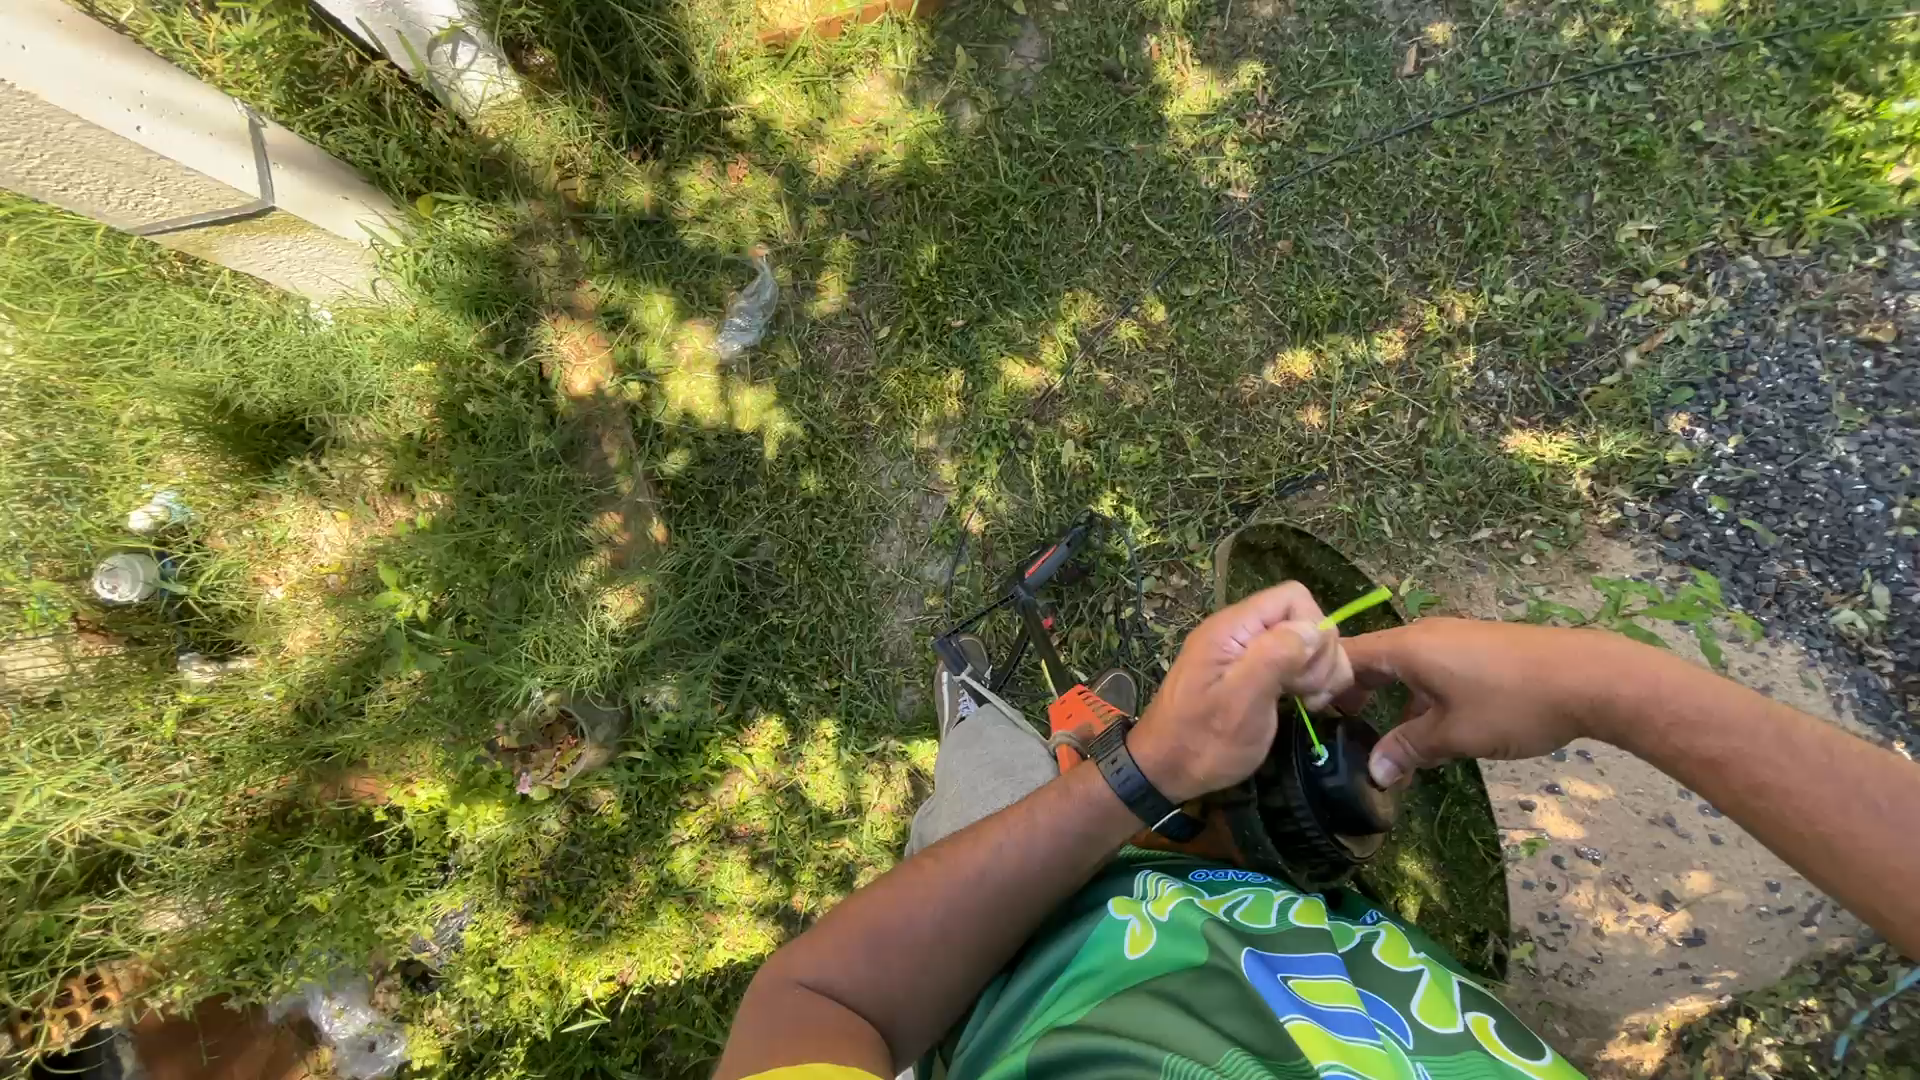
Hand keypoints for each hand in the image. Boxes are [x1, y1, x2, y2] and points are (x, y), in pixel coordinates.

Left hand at [1128, 583, 1354, 802]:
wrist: (1166, 769)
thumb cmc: (1202, 740)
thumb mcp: (1240, 701)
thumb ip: (1275, 657)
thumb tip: (1313, 629)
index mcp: (1231, 628)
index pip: (1293, 598)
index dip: (1314, 632)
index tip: (1306, 674)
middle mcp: (1238, 631)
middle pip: (1302, 618)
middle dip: (1319, 655)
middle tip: (1306, 694)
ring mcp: (1244, 652)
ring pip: (1303, 642)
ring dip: (1318, 671)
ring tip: (1306, 701)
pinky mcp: (1250, 672)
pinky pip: (1293, 661)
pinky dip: (1307, 680)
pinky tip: (1303, 703)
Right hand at [1338, 618, 1650, 787]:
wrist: (1598, 679)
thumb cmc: (1514, 703)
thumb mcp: (1456, 734)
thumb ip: (1410, 749)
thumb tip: (1376, 774)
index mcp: (1405, 647)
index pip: (1344, 656)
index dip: (1323, 682)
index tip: (1314, 713)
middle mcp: (1422, 634)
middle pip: (1371, 658)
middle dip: (1354, 692)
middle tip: (1345, 727)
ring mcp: (1452, 638)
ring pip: (1403, 665)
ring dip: (1391, 697)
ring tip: (1389, 736)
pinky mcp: (1478, 648)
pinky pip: (1430, 666)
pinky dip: (1419, 692)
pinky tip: (1434, 726)